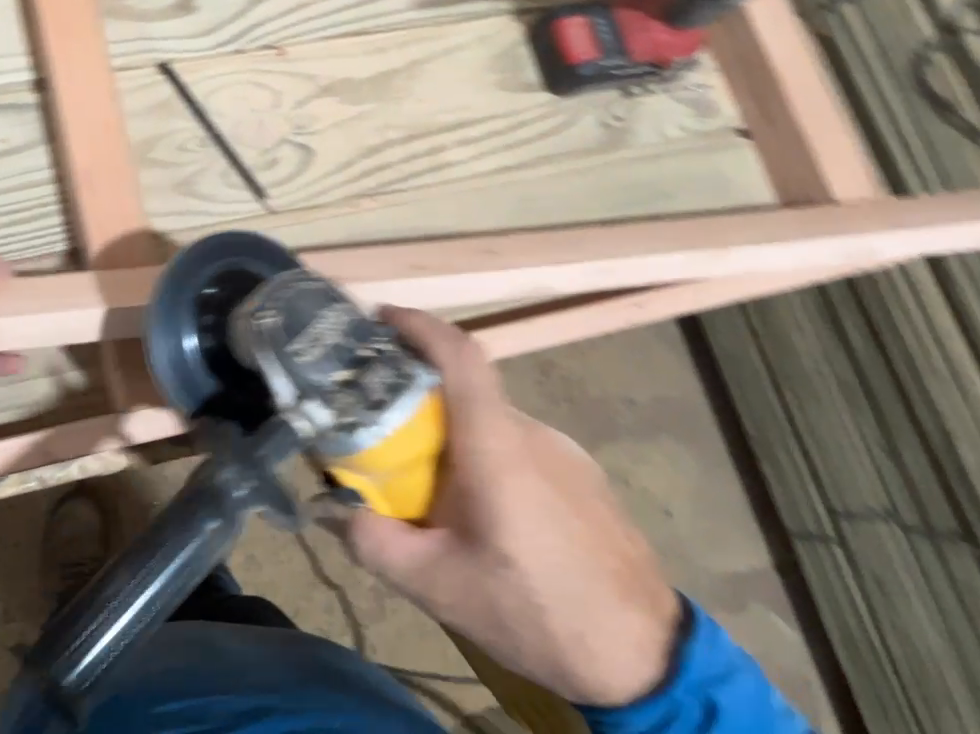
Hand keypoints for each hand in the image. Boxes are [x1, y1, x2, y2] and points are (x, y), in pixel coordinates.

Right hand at [326, 308, 682, 707]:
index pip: (459, 356)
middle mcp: (534, 434)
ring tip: (418, 482)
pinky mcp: (584, 478)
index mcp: (497, 446)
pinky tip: (474, 511)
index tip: (378, 319)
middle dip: (414, 396)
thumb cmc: (536, 612)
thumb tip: (330, 507)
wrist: (648, 661)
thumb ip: (372, 540)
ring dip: (448, 434)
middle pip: (464, 391)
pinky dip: (481, 456)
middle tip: (373, 426)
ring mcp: (567, 454)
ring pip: (490, 423)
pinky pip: (518, 447)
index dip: (418, 326)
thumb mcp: (436, 586)